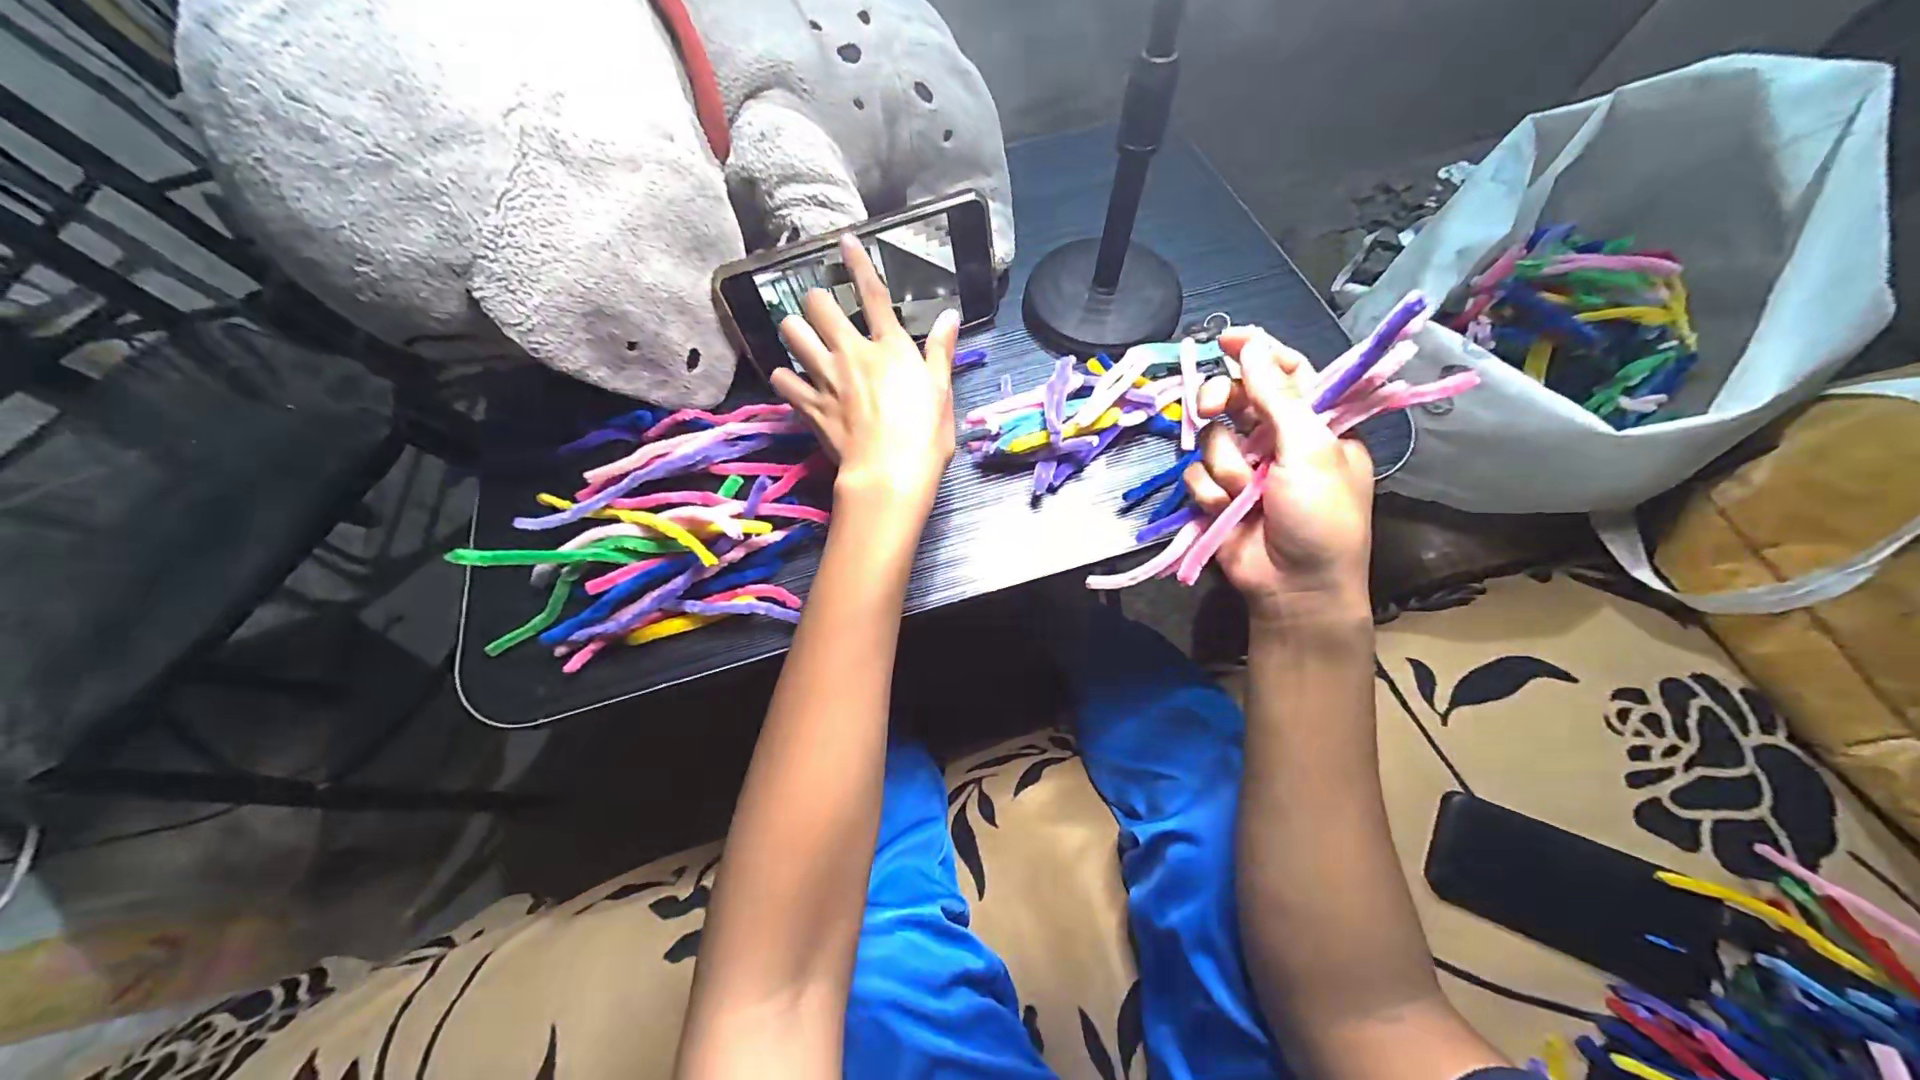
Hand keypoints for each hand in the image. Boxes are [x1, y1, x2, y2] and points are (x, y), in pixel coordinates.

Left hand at [770, 234, 957, 511]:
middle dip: (816, 301)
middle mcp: (852, 352)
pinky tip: (790, 381)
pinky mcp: (809, 406)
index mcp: (890, 347)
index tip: (843, 241)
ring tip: (801, 339)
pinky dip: (783, 378)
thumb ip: (941, 350)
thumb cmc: (924, 435)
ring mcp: (826, 378)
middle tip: (821, 313)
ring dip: (794, 331)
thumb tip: (951, 315)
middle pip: (818, 305)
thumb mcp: (942, 390)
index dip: (857, 262)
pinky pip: (781, 379)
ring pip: (791, 333)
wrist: (890, 474)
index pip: (872, 293)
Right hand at [1185, 326, 1372, 622]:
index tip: (1225, 339)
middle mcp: (1276, 440)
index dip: (1256, 351)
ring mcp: (1244, 469)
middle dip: (1222, 403)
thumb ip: (1277, 396)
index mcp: (1314, 424)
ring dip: (1224, 466)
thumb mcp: (1309, 449)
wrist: (1296, 587)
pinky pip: (1196, 476)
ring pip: (1211, 440)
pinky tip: (1226, 510)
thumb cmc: (1321, 517)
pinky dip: (1208, 493)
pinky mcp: (1218, 496)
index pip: (1285, 372)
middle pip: (1236, 399)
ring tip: (1245, 494)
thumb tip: (1252, 345)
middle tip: (1214, 408)